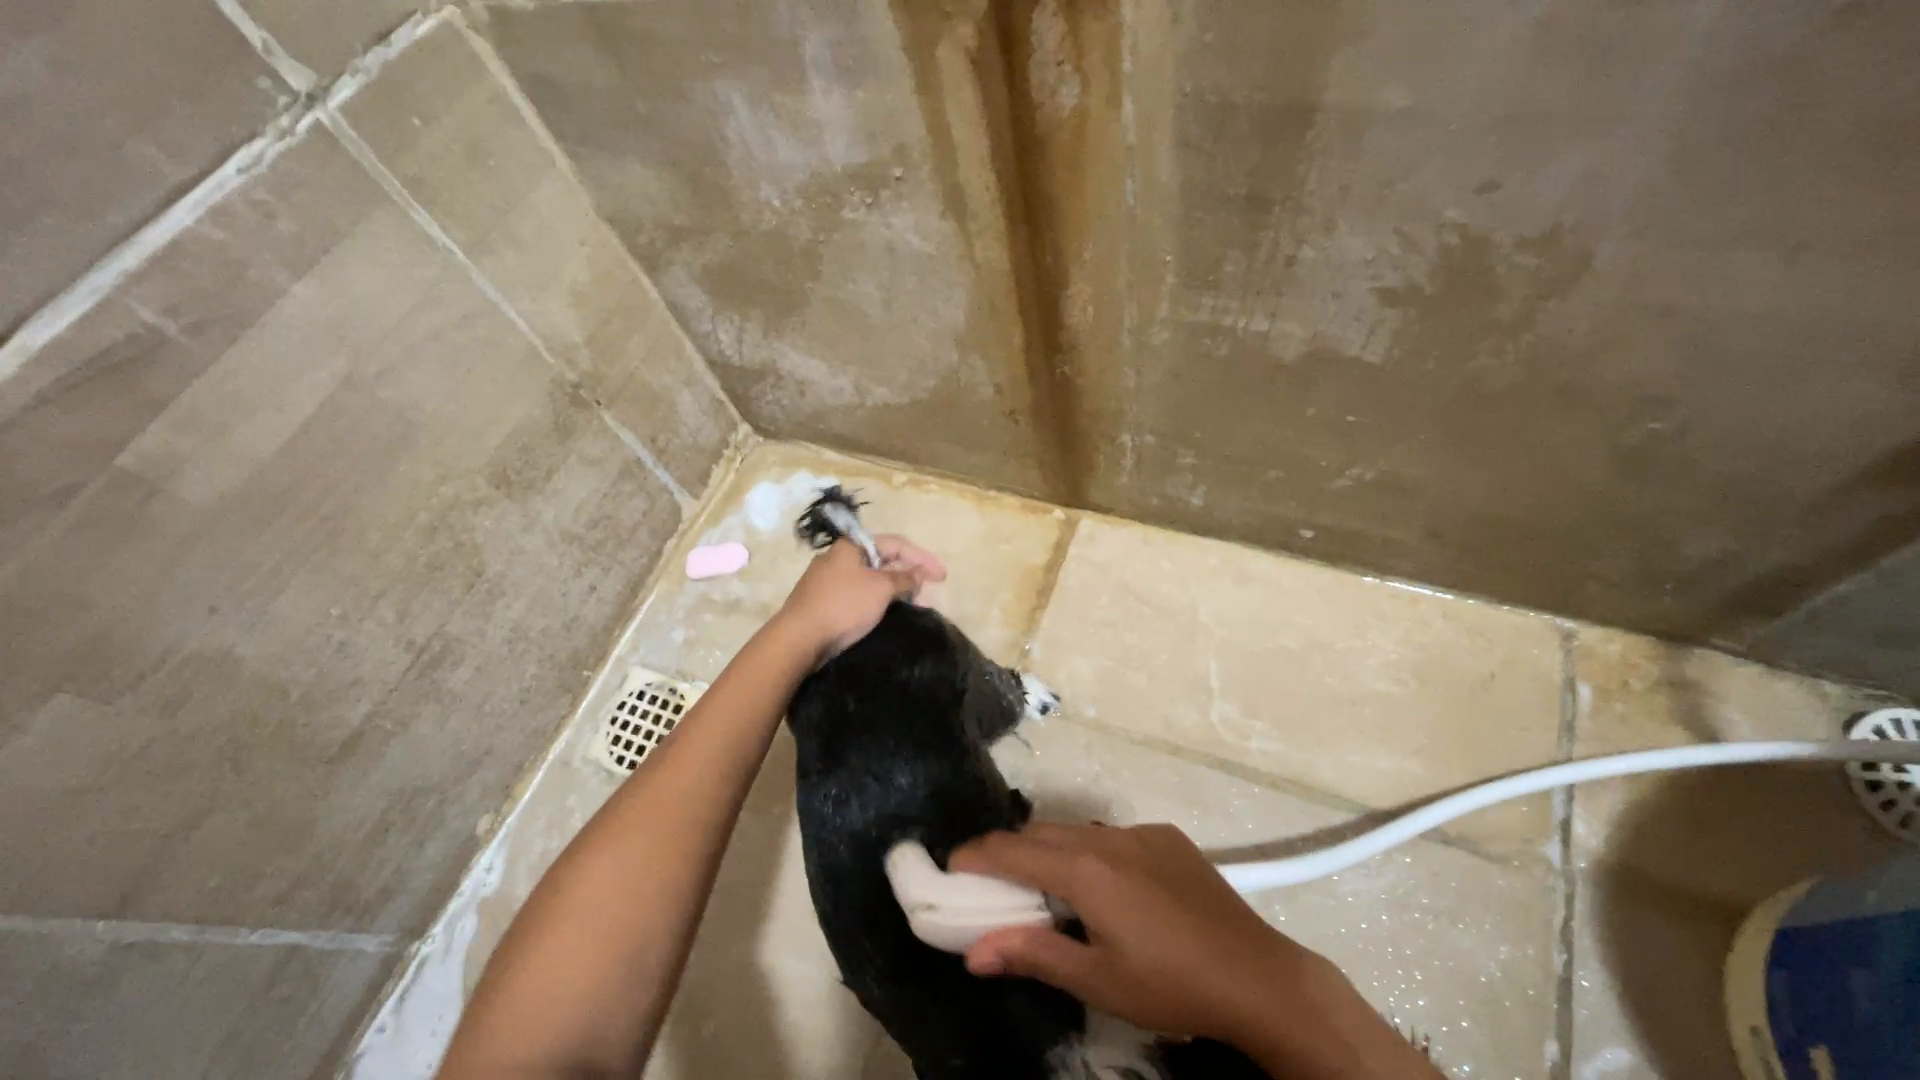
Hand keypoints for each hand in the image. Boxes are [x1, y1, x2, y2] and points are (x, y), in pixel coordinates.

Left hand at [772, 535, 946, 663]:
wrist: (798, 638)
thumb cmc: (843, 606)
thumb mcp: (880, 589)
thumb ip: (903, 578)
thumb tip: (917, 573)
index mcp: (851, 546)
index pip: (895, 544)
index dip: (922, 558)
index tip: (943, 577)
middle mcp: (839, 557)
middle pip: (882, 560)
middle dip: (909, 575)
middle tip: (929, 593)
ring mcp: (829, 580)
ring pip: (871, 579)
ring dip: (895, 590)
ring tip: (915, 606)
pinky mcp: (823, 601)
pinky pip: (859, 594)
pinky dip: (878, 600)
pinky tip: (888, 612)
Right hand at [950, 825, 1440, 1078]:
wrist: (1258, 976)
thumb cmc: (1169, 984)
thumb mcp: (1096, 979)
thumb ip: (1031, 955)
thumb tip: (972, 953)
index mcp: (1085, 870)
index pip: (1011, 850)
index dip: (974, 856)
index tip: (949, 867)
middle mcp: (1109, 838)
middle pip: (1040, 833)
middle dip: (1008, 851)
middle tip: (990, 884)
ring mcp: (1143, 833)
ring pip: (1077, 832)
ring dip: (1050, 850)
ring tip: (1044, 886)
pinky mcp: (1170, 839)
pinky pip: (1113, 836)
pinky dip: (1090, 852)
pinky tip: (1104, 887)